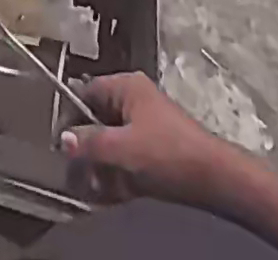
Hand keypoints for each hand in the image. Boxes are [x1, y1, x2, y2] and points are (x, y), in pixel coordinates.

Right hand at [61, 72, 236, 204]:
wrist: (217, 180)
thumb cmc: (170, 153)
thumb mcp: (124, 148)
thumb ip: (90, 142)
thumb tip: (64, 139)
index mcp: (127, 85)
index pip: (85, 90)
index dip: (71, 114)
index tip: (60, 142)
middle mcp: (134, 98)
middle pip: (97, 118)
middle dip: (88, 146)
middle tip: (80, 170)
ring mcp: (146, 122)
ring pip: (111, 140)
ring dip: (102, 164)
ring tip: (99, 185)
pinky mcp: (154, 146)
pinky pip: (125, 155)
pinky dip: (118, 171)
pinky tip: (115, 191)